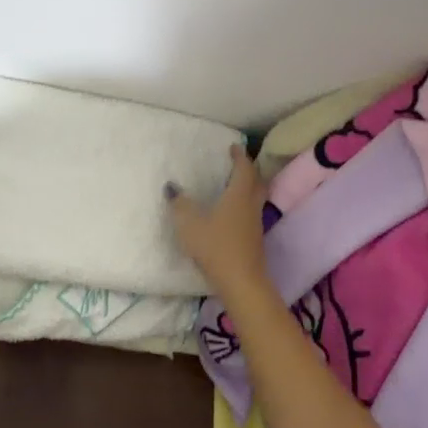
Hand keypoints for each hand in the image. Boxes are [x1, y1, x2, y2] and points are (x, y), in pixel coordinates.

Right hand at [165, 145, 269, 296]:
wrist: (241, 281)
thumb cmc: (215, 247)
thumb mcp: (190, 225)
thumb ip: (179, 205)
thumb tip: (171, 187)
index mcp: (238, 195)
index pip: (243, 168)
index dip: (239, 155)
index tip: (234, 147)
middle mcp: (251, 205)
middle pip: (256, 181)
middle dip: (248, 170)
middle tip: (238, 164)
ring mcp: (255, 224)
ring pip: (256, 198)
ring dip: (249, 188)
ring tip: (235, 187)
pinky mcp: (254, 240)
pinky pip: (251, 214)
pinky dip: (245, 206)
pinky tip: (233, 215)